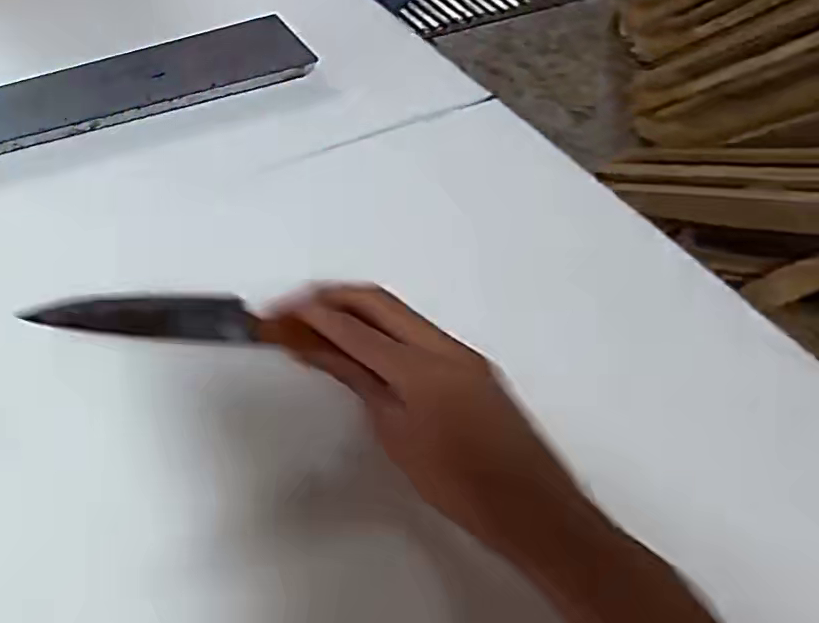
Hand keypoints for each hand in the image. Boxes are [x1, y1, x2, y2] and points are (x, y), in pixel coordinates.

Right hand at [264, 284, 598, 562]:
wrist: (543, 522)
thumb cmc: (461, 485)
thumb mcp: (393, 431)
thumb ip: (355, 379)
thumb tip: (315, 349)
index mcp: (421, 368)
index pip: (349, 325)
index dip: (306, 314)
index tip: (274, 313)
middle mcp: (444, 350)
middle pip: (372, 300)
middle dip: (326, 296)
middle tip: (291, 307)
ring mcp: (462, 356)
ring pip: (394, 310)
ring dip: (350, 308)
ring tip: (315, 323)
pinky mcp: (470, 368)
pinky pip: (412, 329)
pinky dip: (376, 325)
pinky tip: (356, 342)